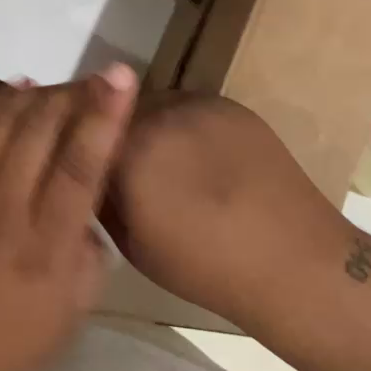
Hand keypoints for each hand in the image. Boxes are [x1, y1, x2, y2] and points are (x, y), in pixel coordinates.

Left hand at [0, 66, 139, 370]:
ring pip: (7, 123)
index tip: (120, 77)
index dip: (105, 116)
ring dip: (38, 94)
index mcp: (46, 245)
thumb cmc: (0, 349)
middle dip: (76, 93)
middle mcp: (8, 207)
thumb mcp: (67, 319)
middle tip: (98, 77)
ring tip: (62, 81)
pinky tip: (14, 90)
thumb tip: (88, 217)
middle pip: (44, 130)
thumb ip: (87, 261)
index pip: (81, 164)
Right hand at [101, 94, 351, 327]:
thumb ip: (103, 197)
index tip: (78, 160)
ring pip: (152, 104)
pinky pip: (188, 106)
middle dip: (113, 132)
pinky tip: (196, 156)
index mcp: (129, 152)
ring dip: (146, 125)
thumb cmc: (204, 266)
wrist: (292, 261)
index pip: (83, 132)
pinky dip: (181, 125)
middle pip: (116, 111)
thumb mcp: (132, 243)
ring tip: (161, 160)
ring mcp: (197, 104)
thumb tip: (91, 172)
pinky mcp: (229, 105)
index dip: (78, 145)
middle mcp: (159, 115)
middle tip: (121, 163)